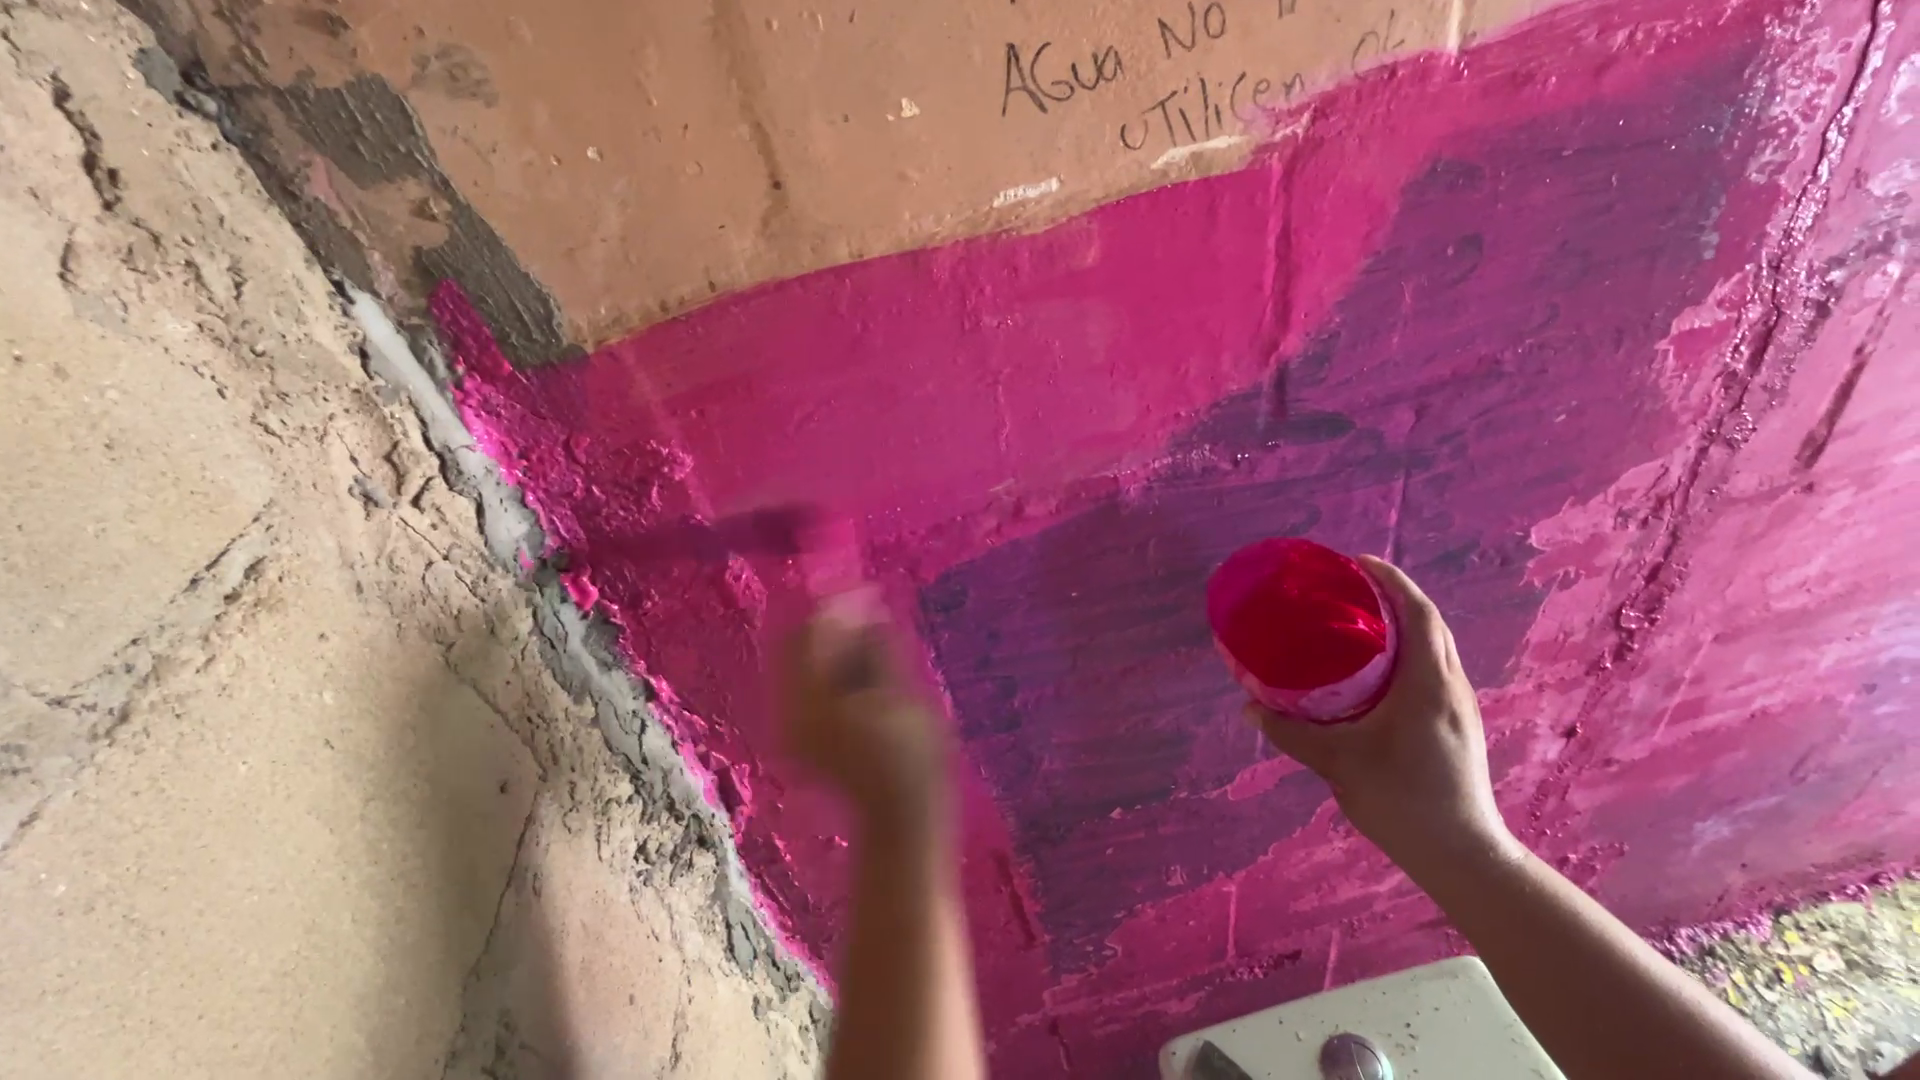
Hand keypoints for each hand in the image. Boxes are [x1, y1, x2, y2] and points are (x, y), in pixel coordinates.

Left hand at [780, 591, 950, 824]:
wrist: (903, 820)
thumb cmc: (913, 759)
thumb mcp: (903, 695)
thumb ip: (879, 648)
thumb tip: (869, 608)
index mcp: (813, 701)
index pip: (813, 634)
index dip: (838, 604)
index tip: (869, 589)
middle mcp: (791, 711)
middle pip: (800, 646)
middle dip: (832, 622)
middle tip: (871, 608)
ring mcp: (794, 727)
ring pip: (803, 664)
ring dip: (833, 643)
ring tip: (874, 633)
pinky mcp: (804, 736)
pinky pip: (810, 685)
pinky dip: (833, 667)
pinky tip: (864, 666)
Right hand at [1245, 556, 1523, 883]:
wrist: (1460, 853)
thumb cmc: (1402, 800)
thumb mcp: (1337, 763)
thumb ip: (1291, 733)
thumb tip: (1250, 708)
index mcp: (1429, 684)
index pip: (1418, 614)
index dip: (1391, 581)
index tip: (1357, 563)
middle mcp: (1451, 687)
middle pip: (1430, 624)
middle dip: (1394, 596)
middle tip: (1349, 587)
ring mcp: (1460, 707)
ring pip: (1435, 647)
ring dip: (1403, 623)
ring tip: (1359, 620)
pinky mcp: (1458, 725)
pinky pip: (1434, 668)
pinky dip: (1408, 651)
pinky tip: (1377, 669)